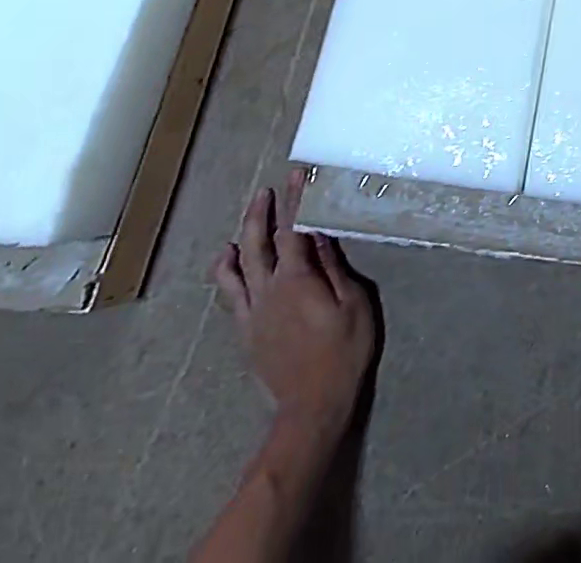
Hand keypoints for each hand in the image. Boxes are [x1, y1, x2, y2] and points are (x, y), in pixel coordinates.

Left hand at [211, 168, 375, 437]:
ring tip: (248, 218)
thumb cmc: (343, 352)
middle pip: (259, 242)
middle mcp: (268, 289)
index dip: (296, 202)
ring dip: (242, 236)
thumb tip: (320, 236)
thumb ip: (333, 268)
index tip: (298, 177)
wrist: (312, 404)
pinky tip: (228, 261)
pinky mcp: (246, 328)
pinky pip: (230, 293)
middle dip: (263, 212)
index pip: (294, 231)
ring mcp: (252, 310)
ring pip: (238, 265)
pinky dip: (226, 271)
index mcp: (297, 280)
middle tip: (268, 190)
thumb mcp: (354, 305)